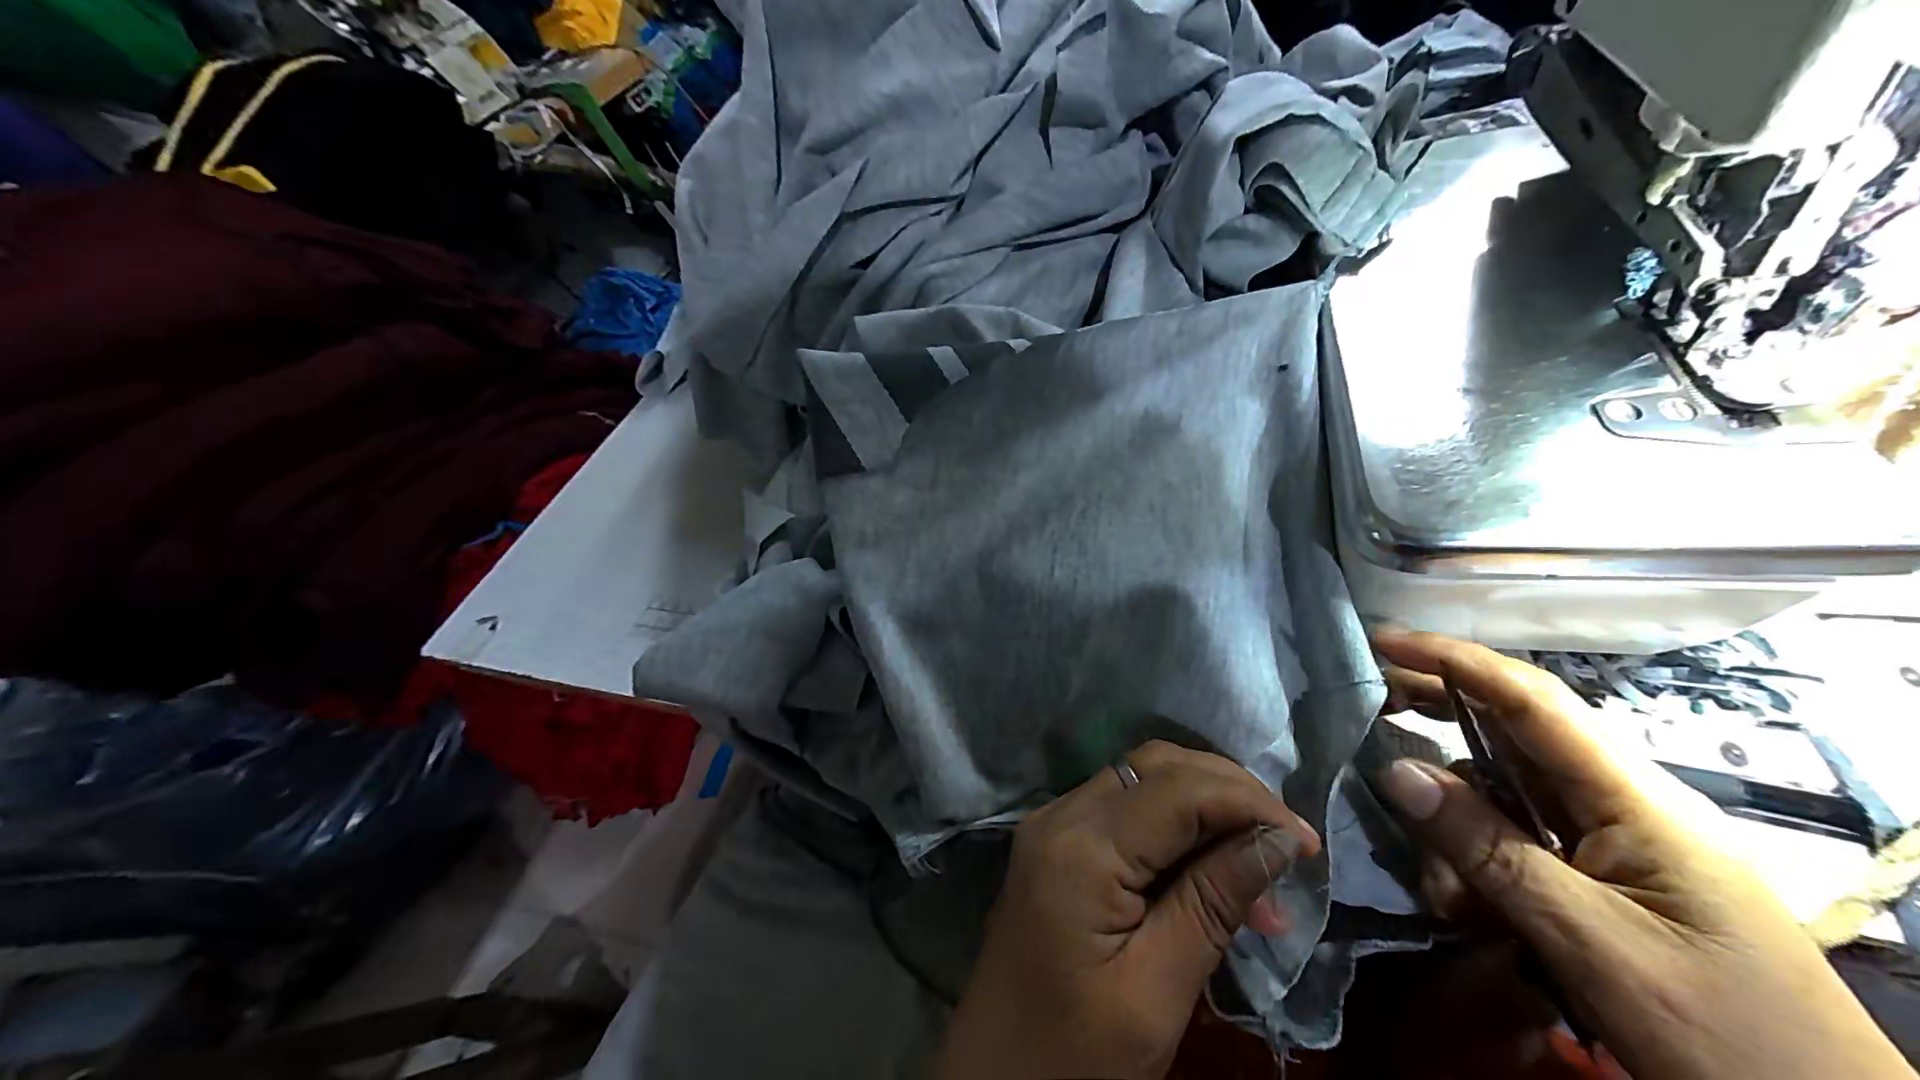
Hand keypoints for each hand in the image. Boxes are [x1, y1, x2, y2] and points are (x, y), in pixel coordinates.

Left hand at [933, 740, 1319, 1079]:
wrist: (996, 1077)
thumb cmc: (1075, 1054)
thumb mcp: (1155, 990)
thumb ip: (1212, 903)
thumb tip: (1278, 840)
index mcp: (1080, 847)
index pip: (1177, 788)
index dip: (1249, 802)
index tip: (1309, 845)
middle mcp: (1060, 815)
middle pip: (1158, 768)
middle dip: (1230, 794)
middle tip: (1286, 851)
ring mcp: (1053, 825)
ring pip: (1144, 781)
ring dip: (1207, 810)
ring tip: (1261, 875)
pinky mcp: (1057, 845)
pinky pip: (1126, 812)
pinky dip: (1177, 829)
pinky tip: (1214, 874)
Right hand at [1372, 629, 1915, 1079]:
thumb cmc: (1725, 1034)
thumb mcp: (1592, 944)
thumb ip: (1489, 850)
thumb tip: (1396, 770)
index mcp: (1641, 801)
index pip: (1535, 703)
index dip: (1454, 660)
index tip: (1381, 638)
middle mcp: (1627, 802)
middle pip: (1516, 729)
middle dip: (1440, 707)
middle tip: (1369, 699)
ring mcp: (1619, 837)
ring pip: (1508, 788)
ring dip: (1455, 817)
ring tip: (1437, 883)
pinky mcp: (1607, 872)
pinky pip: (1521, 834)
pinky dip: (1477, 854)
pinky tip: (1462, 902)